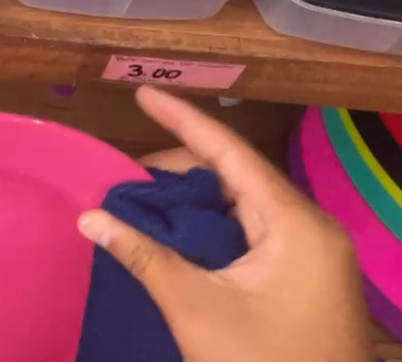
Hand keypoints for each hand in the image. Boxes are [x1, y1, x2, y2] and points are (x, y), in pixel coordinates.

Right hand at [79, 87, 374, 361]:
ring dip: (192, 197)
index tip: (143, 93)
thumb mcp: (196, 309)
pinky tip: (177, 231)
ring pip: (241, 200)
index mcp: (296, 225)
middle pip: (236, 173)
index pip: (230, 152)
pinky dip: (211, 222)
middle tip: (127, 178)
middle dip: (178, 167)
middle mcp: (311, 227)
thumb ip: (142, 255)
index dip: (183, 118)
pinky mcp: (306, 275)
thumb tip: (89, 217)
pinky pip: (252, 227)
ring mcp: (313, 253)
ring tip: (144, 203)